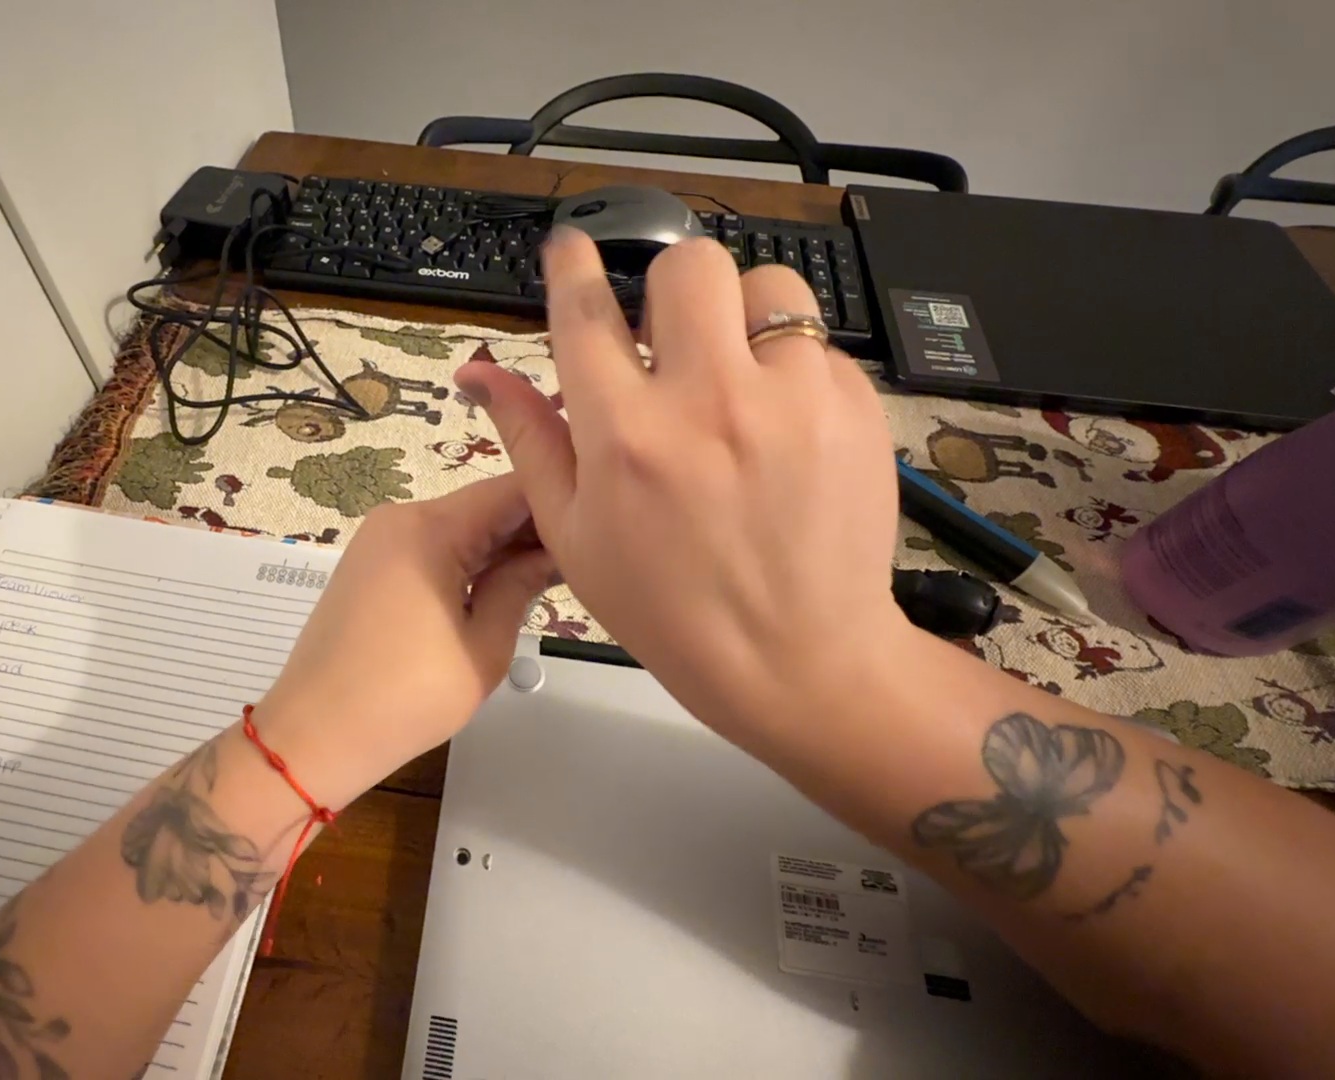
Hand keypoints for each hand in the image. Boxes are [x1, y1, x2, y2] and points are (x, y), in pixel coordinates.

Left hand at [253, 474, 555, 806]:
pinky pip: (431, 547)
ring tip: (549, 578)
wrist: (312, 735)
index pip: (512, 490)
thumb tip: (554, 553)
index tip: (599, 528)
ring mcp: (380, 539)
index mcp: (430, 528)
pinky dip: (467, 561)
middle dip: (532, 530)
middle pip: (484, 506)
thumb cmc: (404, 698)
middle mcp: (401, 517)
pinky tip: (499, 586)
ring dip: (501, 548)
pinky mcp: (370, 564)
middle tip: (584, 562)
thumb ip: (521, 585)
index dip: (560, 502)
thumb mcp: (484, 646)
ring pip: (459, 527)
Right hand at [454, 228, 912, 744]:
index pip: (586, 313)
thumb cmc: (664, 606)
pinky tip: (779, 427)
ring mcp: (790, 398)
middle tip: (667, 337)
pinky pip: (815, 344)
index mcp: (624, 437)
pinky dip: (788, 368)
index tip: (573, 247)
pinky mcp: (853, 408)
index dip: (573, 266)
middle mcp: (707, 401)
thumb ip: (529, 439)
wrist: (793, 657)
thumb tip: (481, 374)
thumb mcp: (572, 534)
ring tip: (733, 376)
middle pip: (687, 266)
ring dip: (738, 317)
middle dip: (666, 289)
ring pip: (765, 286)